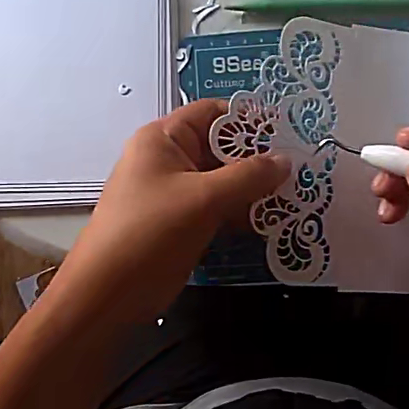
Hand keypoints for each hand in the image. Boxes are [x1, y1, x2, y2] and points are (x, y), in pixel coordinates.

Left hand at [49, 99, 291, 327]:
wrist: (107, 295)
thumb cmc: (149, 235)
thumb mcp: (203, 199)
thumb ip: (248, 176)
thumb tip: (284, 160)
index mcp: (162, 139)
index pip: (212, 113)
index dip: (249, 120)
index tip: (289, 133)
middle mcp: (167, 160)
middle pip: (220, 148)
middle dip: (258, 159)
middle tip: (301, 170)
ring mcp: (174, 194)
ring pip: (222, 182)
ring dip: (254, 190)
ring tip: (295, 196)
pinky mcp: (181, 224)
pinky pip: (217, 209)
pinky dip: (241, 213)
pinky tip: (272, 222)